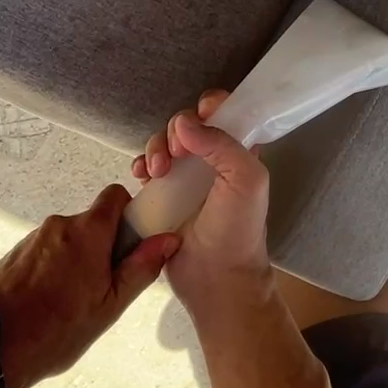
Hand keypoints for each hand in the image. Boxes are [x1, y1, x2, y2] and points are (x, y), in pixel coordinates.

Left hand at [0, 184, 177, 387]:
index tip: (131, 239)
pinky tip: (50, 301)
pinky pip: (46, 251)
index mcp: (88, 232)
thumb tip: (165, 242)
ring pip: (69, 239)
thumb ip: (141, 268)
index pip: (116, 196)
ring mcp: (35, 237)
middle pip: (93, 222)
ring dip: (75, 260)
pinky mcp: (17, 252)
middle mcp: (61, 225)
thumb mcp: (109, 305)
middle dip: (102, 246)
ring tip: (71, 300)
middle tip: (102, 283)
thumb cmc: (50, 330)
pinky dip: (52, 269)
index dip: (128, 213)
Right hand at [130, 90, 274, 318]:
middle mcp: (211, 160)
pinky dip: (141, 165)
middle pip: (186, 124)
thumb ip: (221, 144)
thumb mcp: (246, 180)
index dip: (210, 106)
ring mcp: (185, 178)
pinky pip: (147, 168)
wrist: (217, 281)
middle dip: (175, 131)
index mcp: (237, 151)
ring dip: (155, 149)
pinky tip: (141, 176)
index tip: (200, 114)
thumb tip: (183, 123)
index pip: (224, 112)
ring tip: (157, 172)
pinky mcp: (163, 196)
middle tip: (176, 155)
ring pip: (163, 144)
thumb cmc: (238, 229)